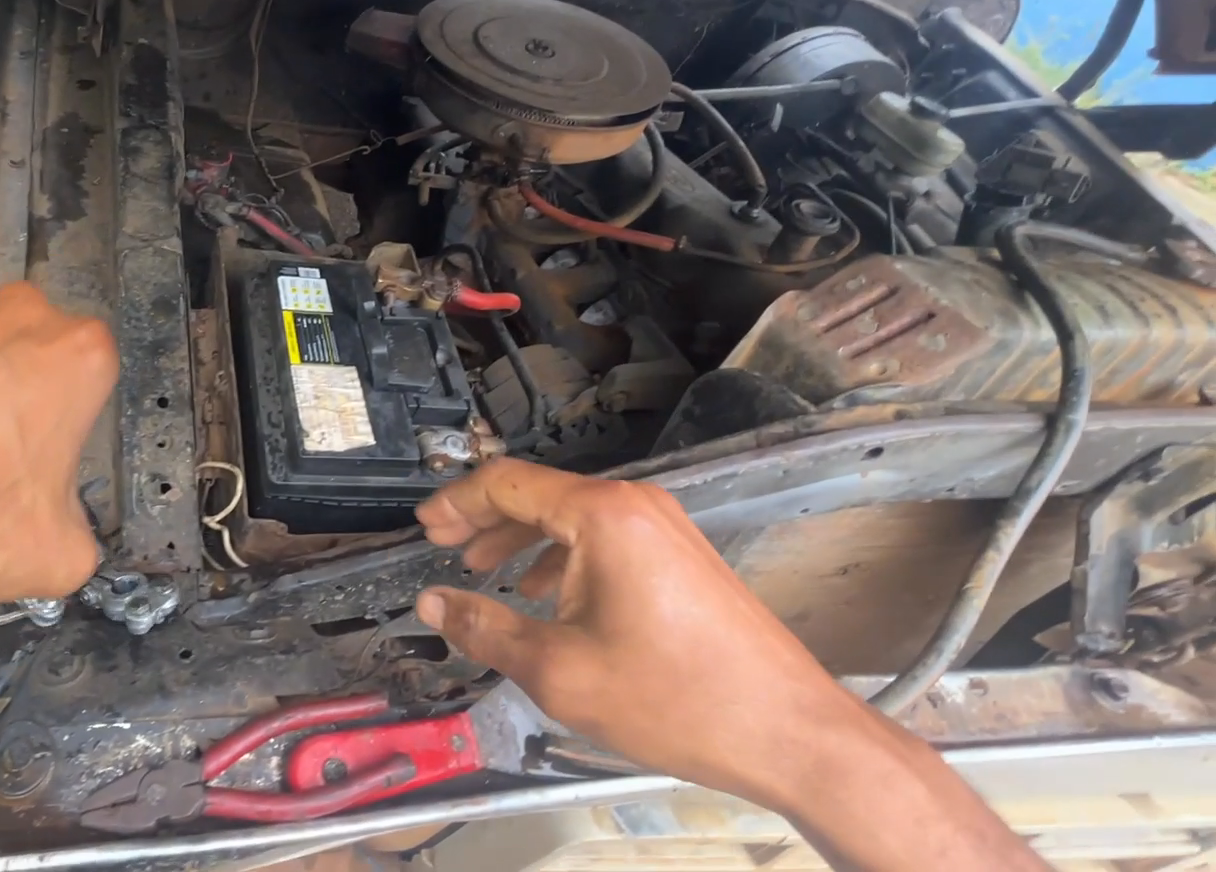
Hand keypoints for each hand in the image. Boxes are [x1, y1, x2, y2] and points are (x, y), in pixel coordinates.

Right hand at [412, 459, 883, 808]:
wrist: (795, 734)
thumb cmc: (672, 697)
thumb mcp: (558, 670)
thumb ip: (484, 629)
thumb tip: (430, 603)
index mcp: (599, 514)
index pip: (506, 483)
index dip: (456, 502)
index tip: (423, 526)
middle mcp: (631, 502)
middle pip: (537, 493)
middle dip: (483, 518)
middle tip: (443, 546)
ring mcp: (661, 524)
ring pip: (568, 515)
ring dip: (519, 537)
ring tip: (483, 569)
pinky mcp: (678, 551)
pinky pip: (601, 536)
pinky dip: (559, 554)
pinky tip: (543, 592)